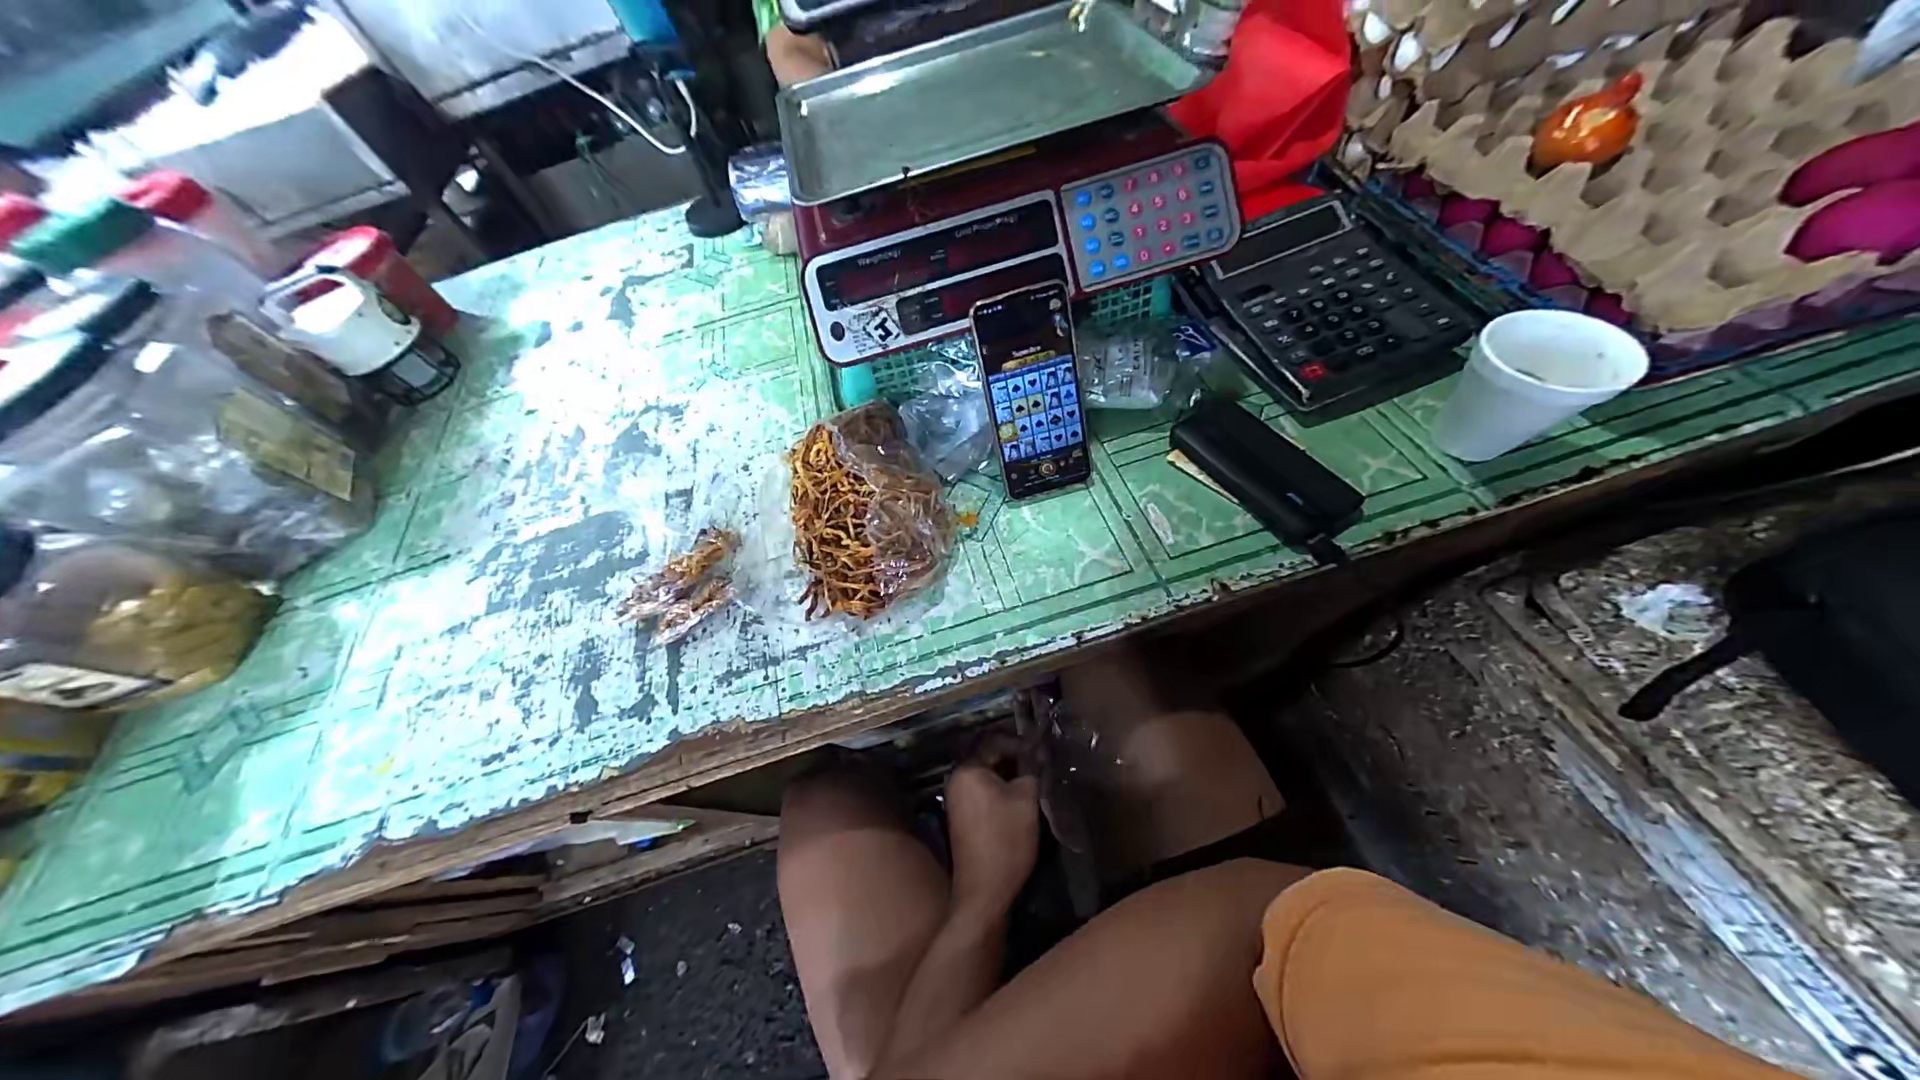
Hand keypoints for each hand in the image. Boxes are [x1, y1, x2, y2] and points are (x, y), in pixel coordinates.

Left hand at [944, 747, 1039, 921]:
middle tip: (1039, 763)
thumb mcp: (1026, 800)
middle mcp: (956, 778)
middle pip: (987, 755)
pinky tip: (1018, 797)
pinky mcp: (961, 815)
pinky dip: (999, 788)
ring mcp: (956, 798)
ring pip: (985, 774)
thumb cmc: (1006, 839)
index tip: (1041, 750)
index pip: (994, 740)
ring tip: (1033, 779)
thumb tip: (1036, 752)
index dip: (1019, 741)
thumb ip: (1031, 770)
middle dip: (1014, 756)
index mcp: (967, 769)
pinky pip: (981, 790)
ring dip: (1008, 773)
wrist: (984, 890)